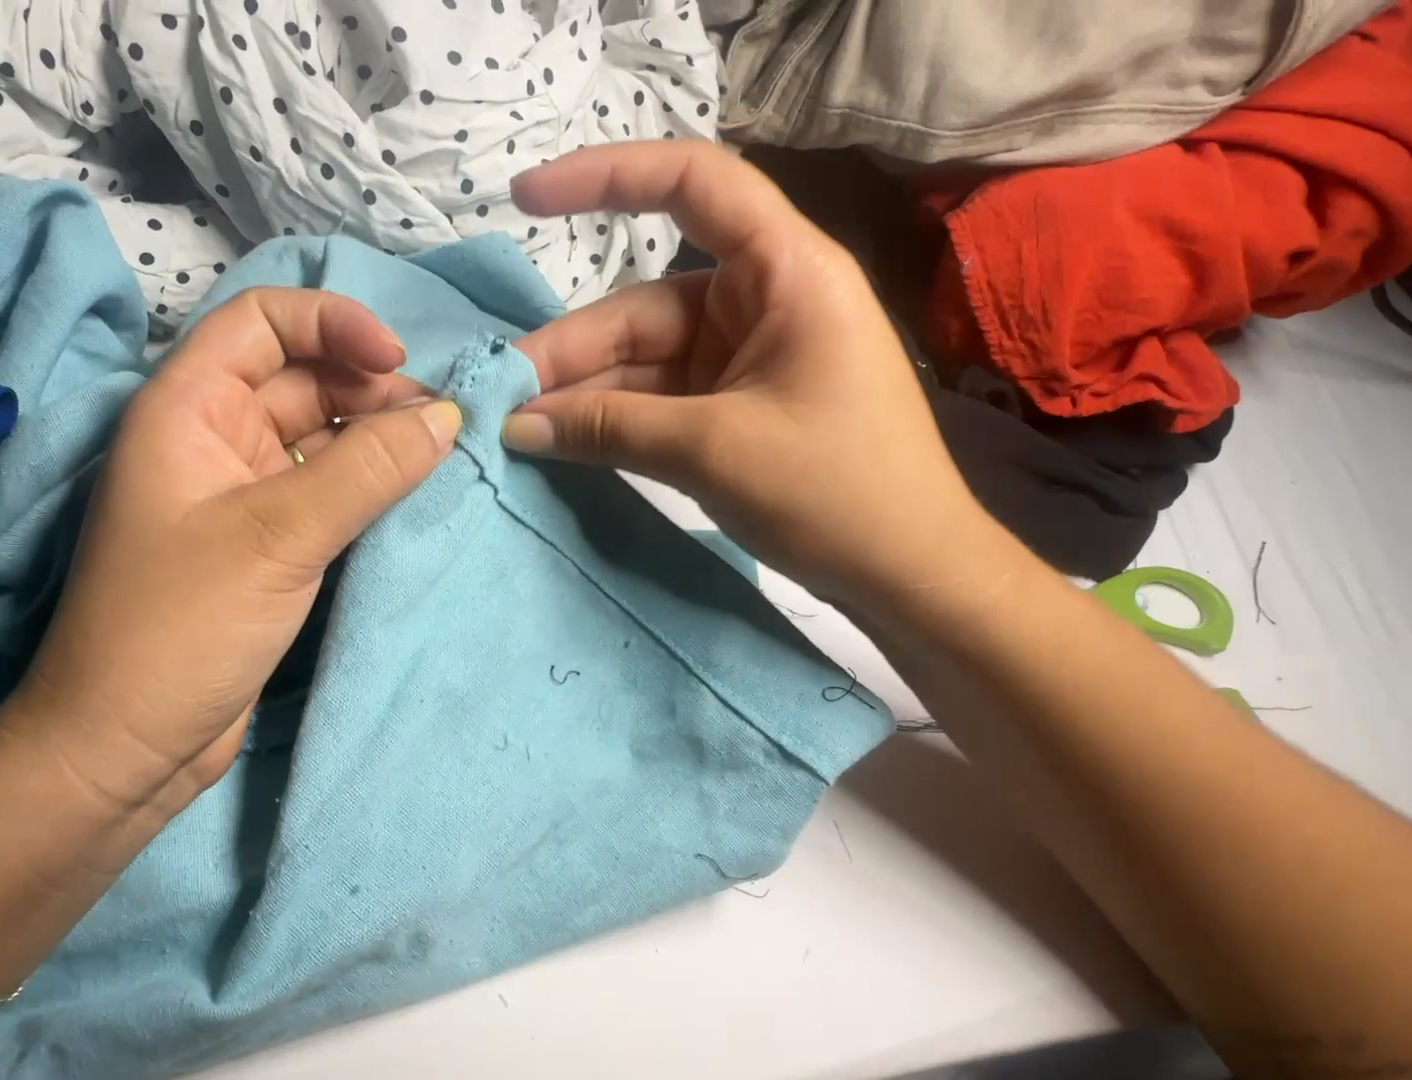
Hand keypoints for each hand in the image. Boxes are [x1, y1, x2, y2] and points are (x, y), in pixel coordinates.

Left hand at [0, 288, 460, 816]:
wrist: (126, 747)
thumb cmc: (179, 629)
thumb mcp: (278, 538)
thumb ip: (367, 470)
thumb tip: (447, 416)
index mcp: (186, 409)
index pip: (262, 322)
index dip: (332, 323)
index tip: (400, 361)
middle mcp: (212, 438)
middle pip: (301, 378)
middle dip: (370, 389)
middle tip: (439, 425)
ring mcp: (239, 493)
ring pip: (320, 437)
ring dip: (377, 439)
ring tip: (440, 457)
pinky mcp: (264, 543)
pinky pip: (325, 490)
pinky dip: (368, 486)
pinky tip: (413, 495)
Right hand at [505, 140, 996, 603]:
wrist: (911, 575)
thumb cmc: (838, 493)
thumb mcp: (715, 451)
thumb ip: (610, 429)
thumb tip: (515, 425)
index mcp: (786, 272)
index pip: (693, 185)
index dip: (605, 177)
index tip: (524, 199)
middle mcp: (762, 301)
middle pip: (645, 302)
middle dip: (572, 349)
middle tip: (500, 391)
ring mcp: (746, 358)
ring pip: (643, 358)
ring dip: (583, 393)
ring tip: (515, 425)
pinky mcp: (734, 407)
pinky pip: (657, 399)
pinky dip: (612, 420)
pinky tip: (558, 442)